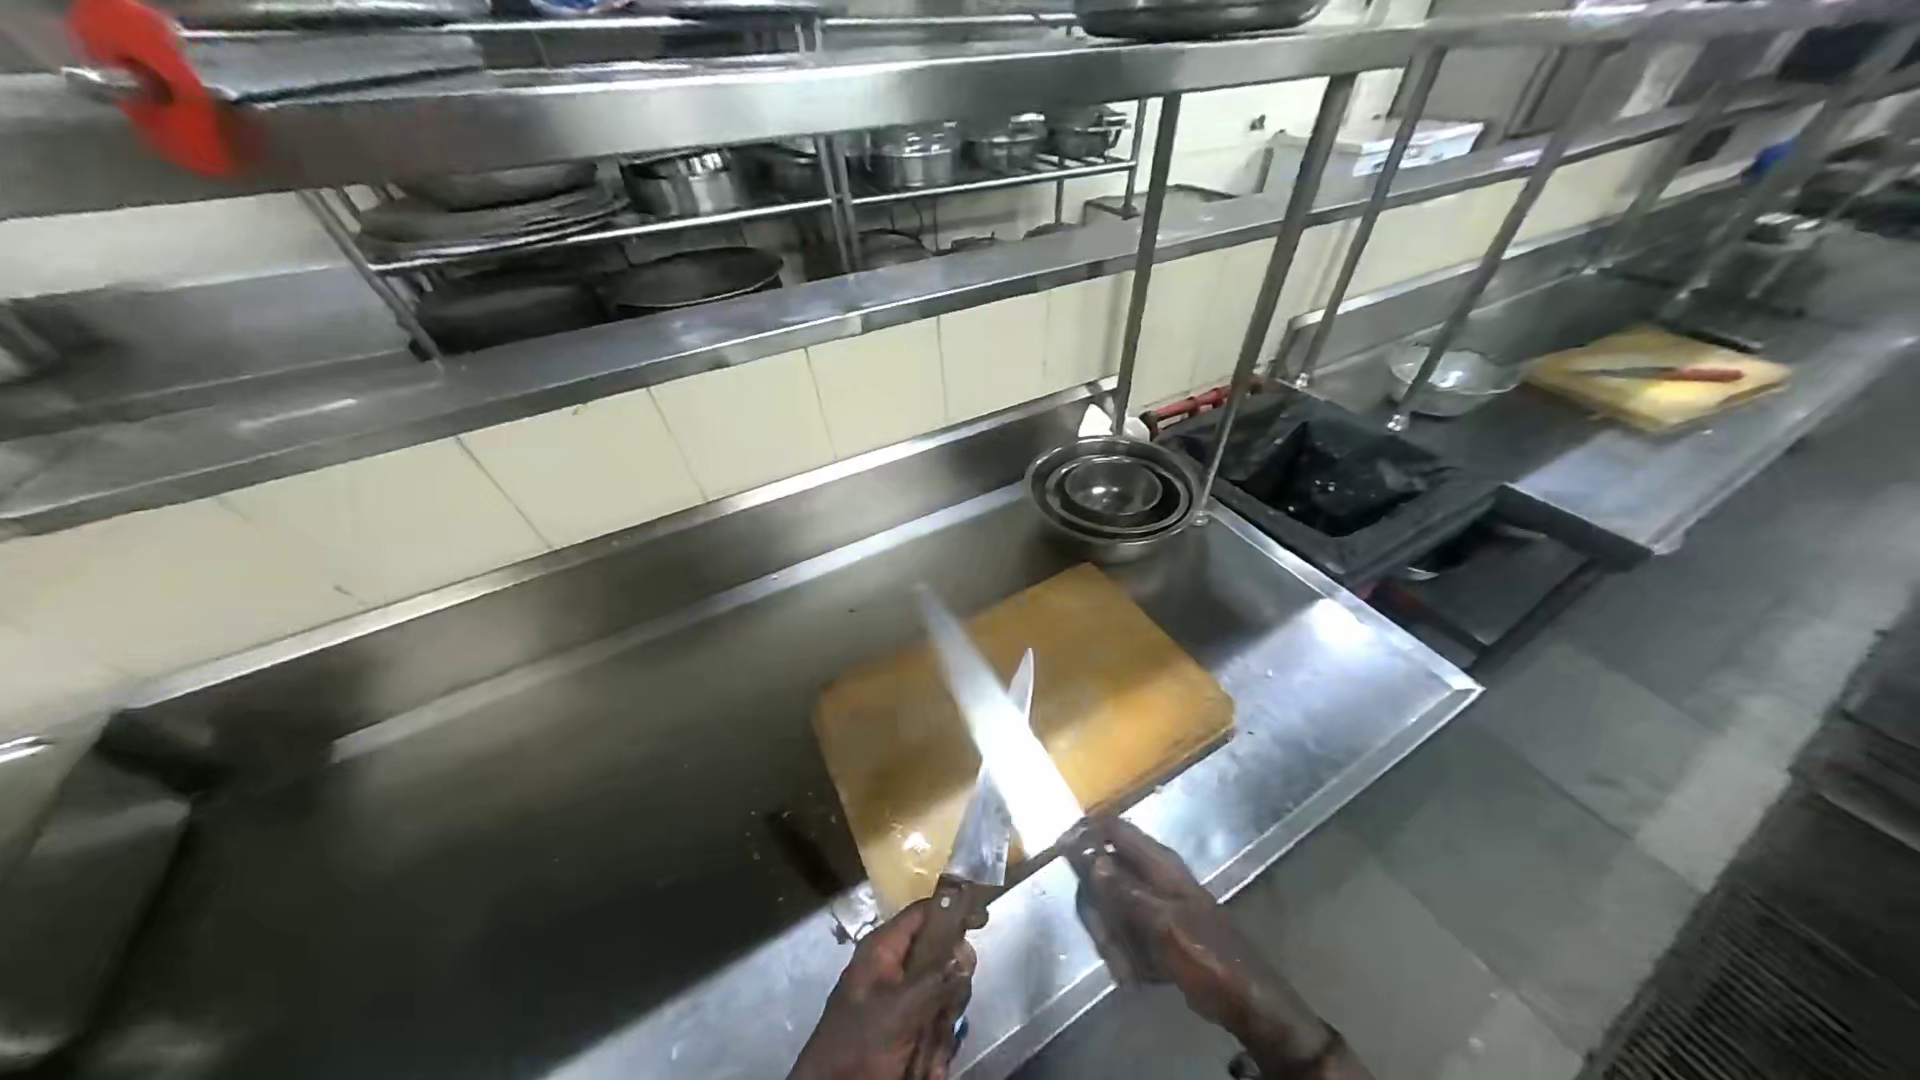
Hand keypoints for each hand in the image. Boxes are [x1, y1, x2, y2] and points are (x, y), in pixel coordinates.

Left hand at [788, 898, 976, 1079]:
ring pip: (942, 996)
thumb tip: (966, 952)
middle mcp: (894, 968)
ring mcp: (900, 1000)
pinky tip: (928, 1069)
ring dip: (943, 1027)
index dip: (953, 910)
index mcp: (884, 949)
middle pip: (940, 957)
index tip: (983, 918)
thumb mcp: (898, 1009)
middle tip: (949, 1010)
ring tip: (930, 1054)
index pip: (923, 914)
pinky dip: (936, 1049)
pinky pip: (935, 1026)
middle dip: (950, 990)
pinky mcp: (905, 1029)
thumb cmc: (857, 1044)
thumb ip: (934, 978)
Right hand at [1070, 818, 1355, 1077]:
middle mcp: (1152, 877)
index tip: (1061, 851)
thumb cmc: (1211, 958)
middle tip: (1105, 942)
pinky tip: (1136, 977)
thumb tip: (1088, 856)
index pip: (1113, 829)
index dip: (1085, 832)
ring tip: (1127, 971)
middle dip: (1098, 912)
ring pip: (1109, 909)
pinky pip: (1122, 934)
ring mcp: (1152, 905)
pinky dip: (1125, 956)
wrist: (1248, 1005)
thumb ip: (1124, 890)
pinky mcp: (1153, 931)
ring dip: (1111, 941)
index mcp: (1158, 864)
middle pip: (1102, 876)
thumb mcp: (1164, 924)